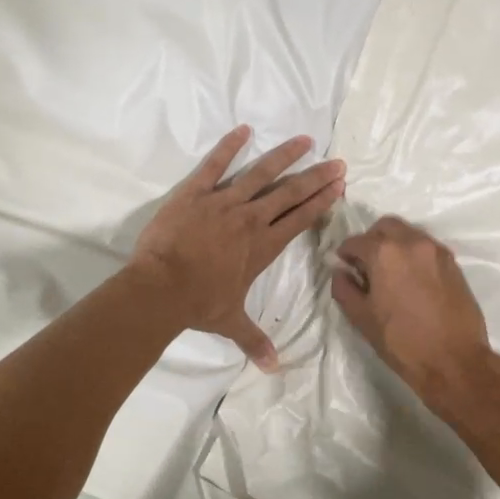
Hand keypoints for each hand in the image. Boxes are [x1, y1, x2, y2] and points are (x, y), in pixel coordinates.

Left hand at [129, 126, 345, 368]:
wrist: (161, 288)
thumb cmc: (198, 304)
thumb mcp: (230, 322)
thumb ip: (254, 340)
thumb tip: (274, 368)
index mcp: (262, 246)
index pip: (299, 219)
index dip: (320, 202)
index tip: (338, 186)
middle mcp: (250, 219)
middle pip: (290, 194)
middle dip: (316, 177)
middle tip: (338, 162)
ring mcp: (223, 202)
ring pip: (261, 174)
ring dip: (285, 156)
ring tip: (305, 140)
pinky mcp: (195, 192)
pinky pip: (215, 164)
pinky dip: (229, 146)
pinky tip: (243, 129)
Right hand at [332, 216, 497, 413]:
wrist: (454, 360)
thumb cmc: (402, 341)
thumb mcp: (362, 318)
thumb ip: (345, 289)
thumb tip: (341, 272)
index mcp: (385, 253)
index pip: (356, 241)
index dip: (345, 253)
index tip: (344, 266)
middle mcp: (412, 242)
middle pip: (385, 227)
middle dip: (371, 240)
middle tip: (366, 265)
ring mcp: (436, 251)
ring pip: (408, 234)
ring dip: (394, 244)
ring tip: (390, 272)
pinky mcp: (453, 264)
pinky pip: (427, 248)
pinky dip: (414, 254)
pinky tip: (411, 279)